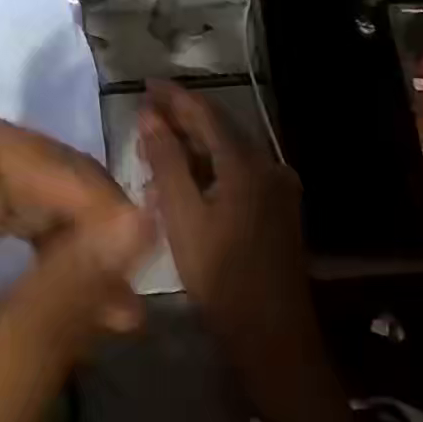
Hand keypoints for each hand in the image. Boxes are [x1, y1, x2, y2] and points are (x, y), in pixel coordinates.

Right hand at [136, 79, 309, 335]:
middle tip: (144, 119)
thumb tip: (150, 115)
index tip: (146, 84)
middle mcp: (269, 166)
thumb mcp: (182, 216)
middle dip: (181, 121)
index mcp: (247, 164)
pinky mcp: (278, 207)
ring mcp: (278, 187)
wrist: (273, 337)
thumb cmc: (220, 276)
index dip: (175, 96)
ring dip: (193, 147)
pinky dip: (209, 169)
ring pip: (228, 152)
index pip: (206, 112)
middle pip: (219, 129)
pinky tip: (183, 181)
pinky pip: (238, 173)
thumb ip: (166, 160)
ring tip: (155, 150)